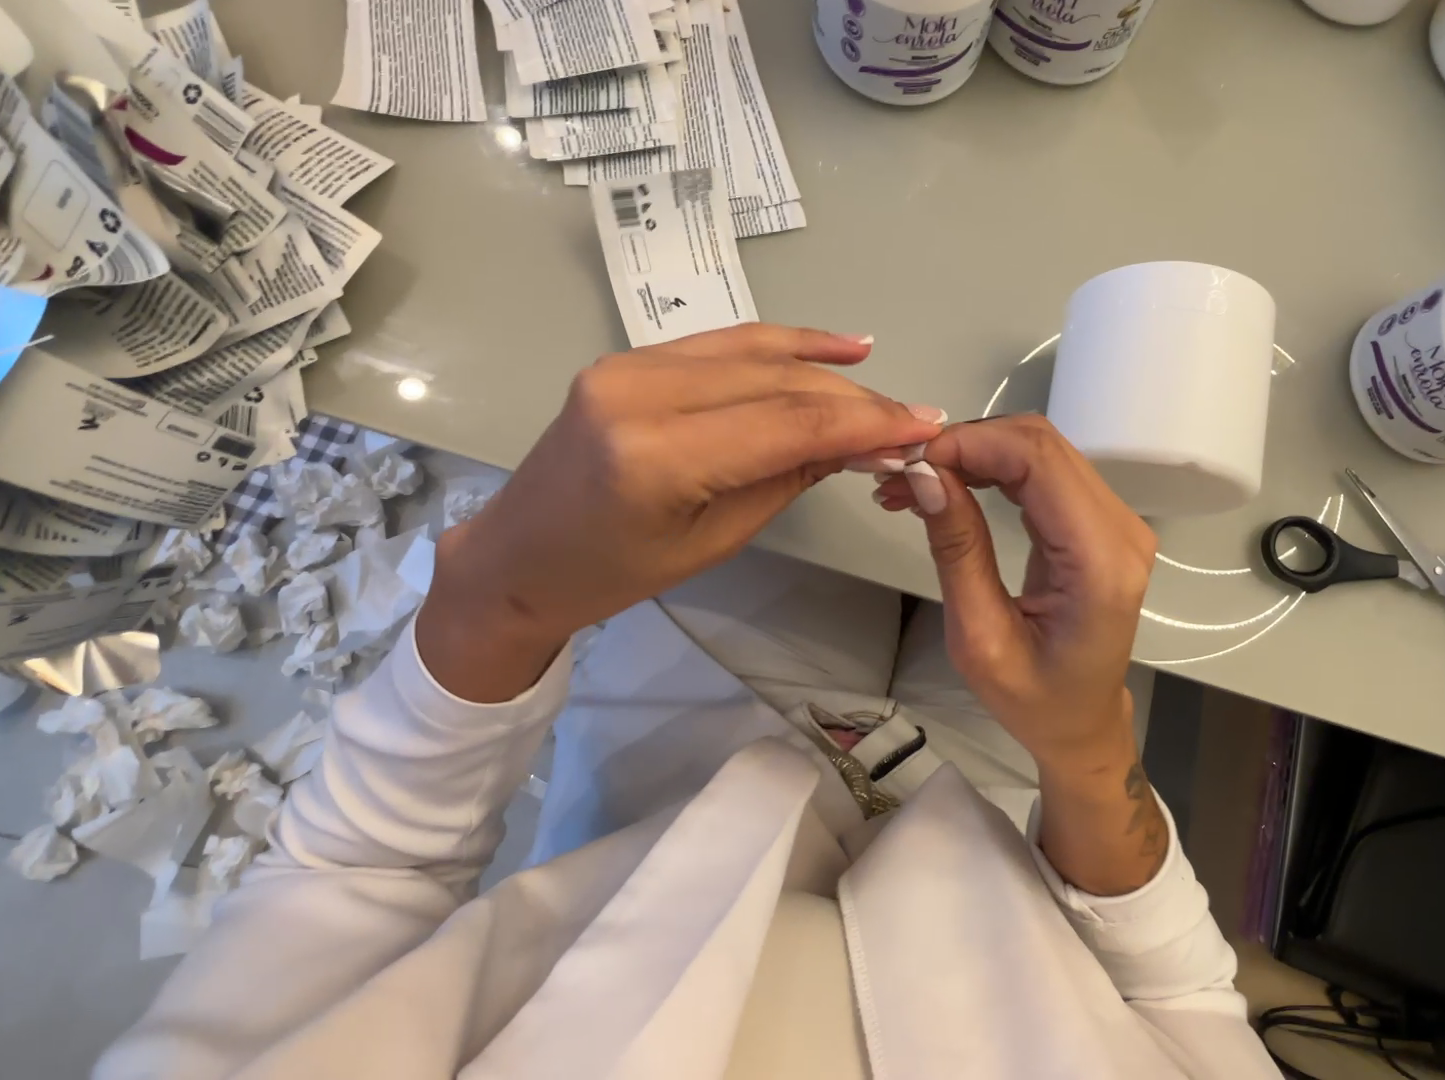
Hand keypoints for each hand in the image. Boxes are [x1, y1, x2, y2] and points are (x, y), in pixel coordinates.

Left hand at [419, 324, 943, 702]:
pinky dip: (781, 345)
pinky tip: (833, 348)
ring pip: (755, 352)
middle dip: (853, 401)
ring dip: (825, 370)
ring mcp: (629, 364)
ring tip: (883, 387)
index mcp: (656, 456)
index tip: (924, 427)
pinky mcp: (630, 357)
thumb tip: (861, 445)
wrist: (520, 555)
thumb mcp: (714, 540)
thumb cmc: (613, 574)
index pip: (786, 424)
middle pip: (776, 381)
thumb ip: (787, 478)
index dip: (864, 423)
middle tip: (911, 421)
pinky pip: (723, 345)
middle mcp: (639, 392)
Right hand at [873, 415, 1165, 893]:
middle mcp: (1120, 529)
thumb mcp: (979, 638)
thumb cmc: (1033, 700)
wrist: (1081, 723)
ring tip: (915, 484)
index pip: (1038, 462)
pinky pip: (1045, 473)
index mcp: (1099, 562)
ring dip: (975, 454)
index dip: (971, 444)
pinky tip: (952, 485)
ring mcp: (1116, 522)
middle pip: (1042, 444)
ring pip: (1041, 450)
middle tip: (903, 475)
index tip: (909, 463)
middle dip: (967, 444)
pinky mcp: (1100, 523)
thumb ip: (958, 550)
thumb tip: (924, 476)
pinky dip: (993, 468)